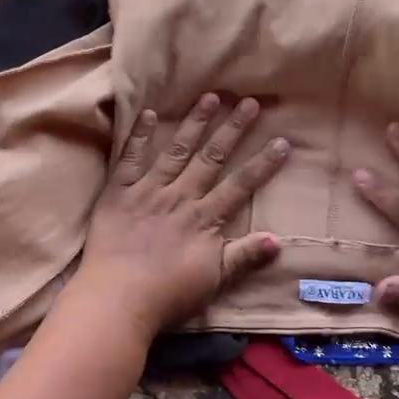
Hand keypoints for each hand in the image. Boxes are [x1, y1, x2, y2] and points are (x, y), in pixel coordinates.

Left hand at [72, 93, 288, 339]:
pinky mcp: (118, 194)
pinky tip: (149, 114)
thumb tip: (279, 240)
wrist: (116, 302)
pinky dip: (139, 137)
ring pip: (176, 151)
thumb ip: (245, 256)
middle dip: (233, 129)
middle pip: (212, 158)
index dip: (263, 164)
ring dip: (194, 123)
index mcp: (204, 219)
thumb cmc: (168, 295)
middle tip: (249, 102)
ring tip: (209, 97)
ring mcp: (148, 192)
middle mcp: (180, 197)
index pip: (240, 185)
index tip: (282, 142)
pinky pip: (130, 160)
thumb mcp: (214, 280)